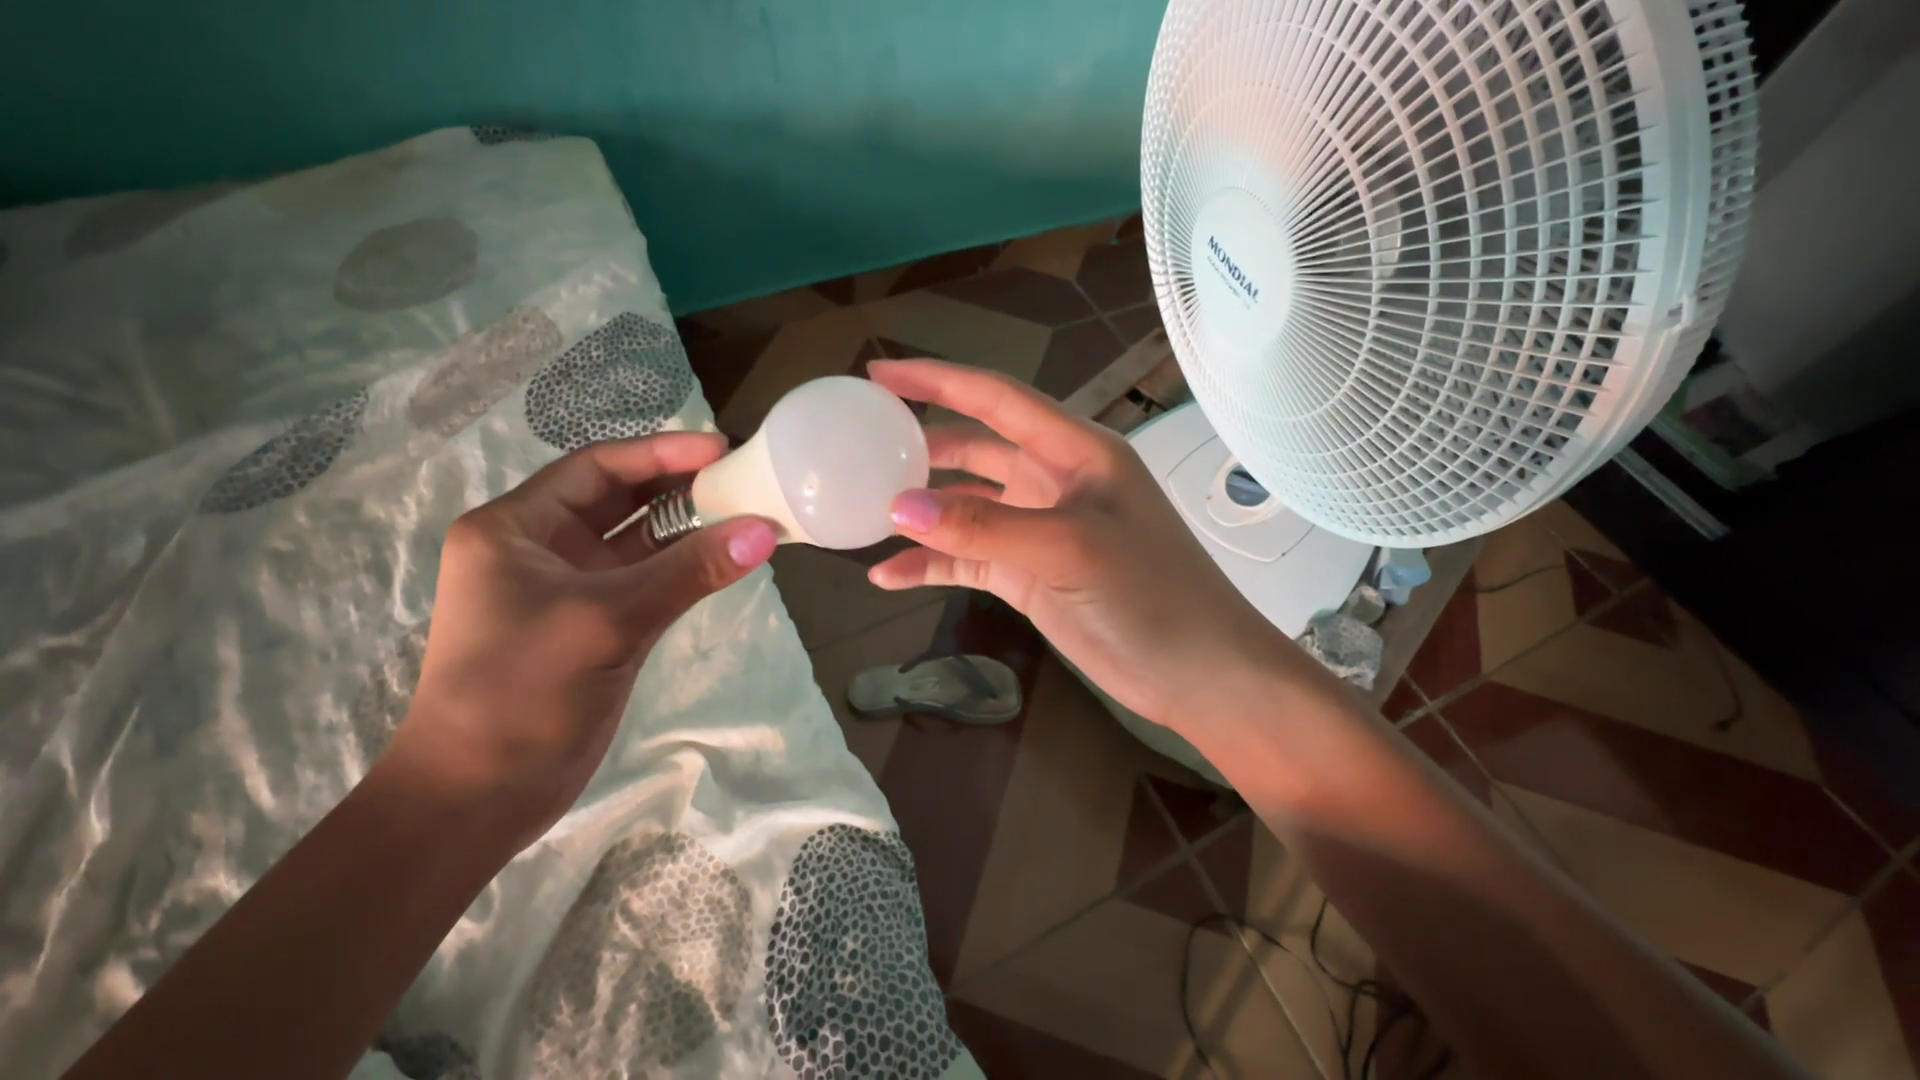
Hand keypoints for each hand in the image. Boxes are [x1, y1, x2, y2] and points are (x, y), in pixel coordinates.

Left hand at [386, 433, 777, 840]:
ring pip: (638, 544)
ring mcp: (569, 591)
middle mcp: (539, 549)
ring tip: (748, 512)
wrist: (477, 796)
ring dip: (688, 530)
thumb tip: (763, 532)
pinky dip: (685, 570)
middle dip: (679, 486)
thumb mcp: (606, 621)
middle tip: (744, 477)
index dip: (660, 453)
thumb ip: (688, 572)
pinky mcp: (595, 628)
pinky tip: (727, 559)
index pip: (595, 468)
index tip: (721, 447)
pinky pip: (648, 584)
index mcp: (514, 528)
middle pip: (618, 500)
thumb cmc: (521, 692)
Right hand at [865, 359, 1293, 729]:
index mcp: (1076, 451)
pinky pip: (969, 559)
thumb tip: (899, 508)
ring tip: (861, 511)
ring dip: (920, 511)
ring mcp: (1039, 530)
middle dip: (921, 443)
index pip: (997, 398)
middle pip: (976, 448)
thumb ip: (985, 527)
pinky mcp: (1030, 575)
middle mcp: (1054, 481)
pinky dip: (931, 565)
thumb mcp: (1069, 550)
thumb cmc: (1152, 595)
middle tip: (859, 443)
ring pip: (966, 506)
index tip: (877, 374)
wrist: (1199, 674)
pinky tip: (887, 576)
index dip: (937, 380)